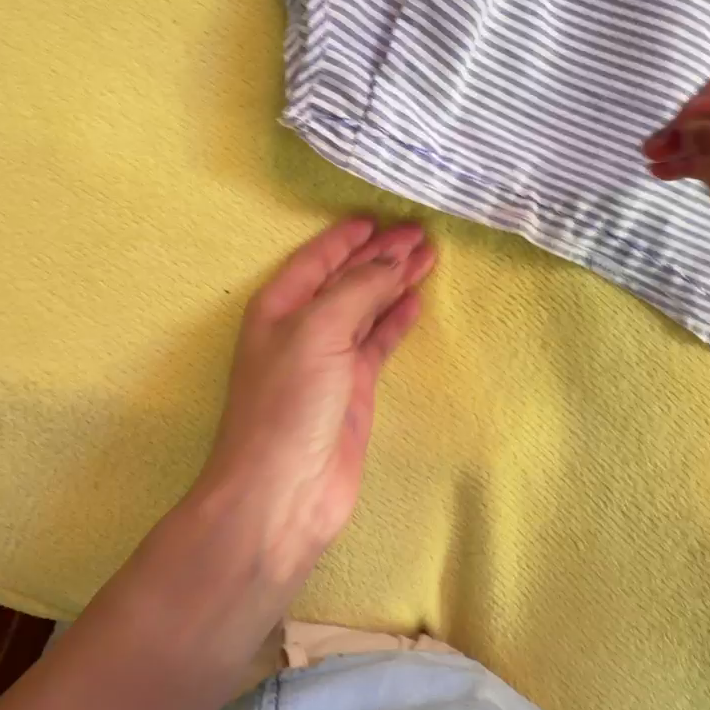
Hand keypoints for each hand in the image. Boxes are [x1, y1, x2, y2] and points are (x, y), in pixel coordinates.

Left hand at [197, 218, 436, 582]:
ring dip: (394, 282)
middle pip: (347, 278)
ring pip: (367, 306)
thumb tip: (392, 259)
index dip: (350, 236)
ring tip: (429, 257)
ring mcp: (329, 358)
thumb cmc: (288, 402)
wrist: (282, 493)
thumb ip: (357, 289)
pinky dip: (395, 319)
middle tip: (422, 233)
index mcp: (280, 304)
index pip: (319, 257)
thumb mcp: (317, 330)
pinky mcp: (353, 389)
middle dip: (381, 254)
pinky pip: (378, 341)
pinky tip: (414, 301)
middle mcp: (302, 325)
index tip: (384, 216)